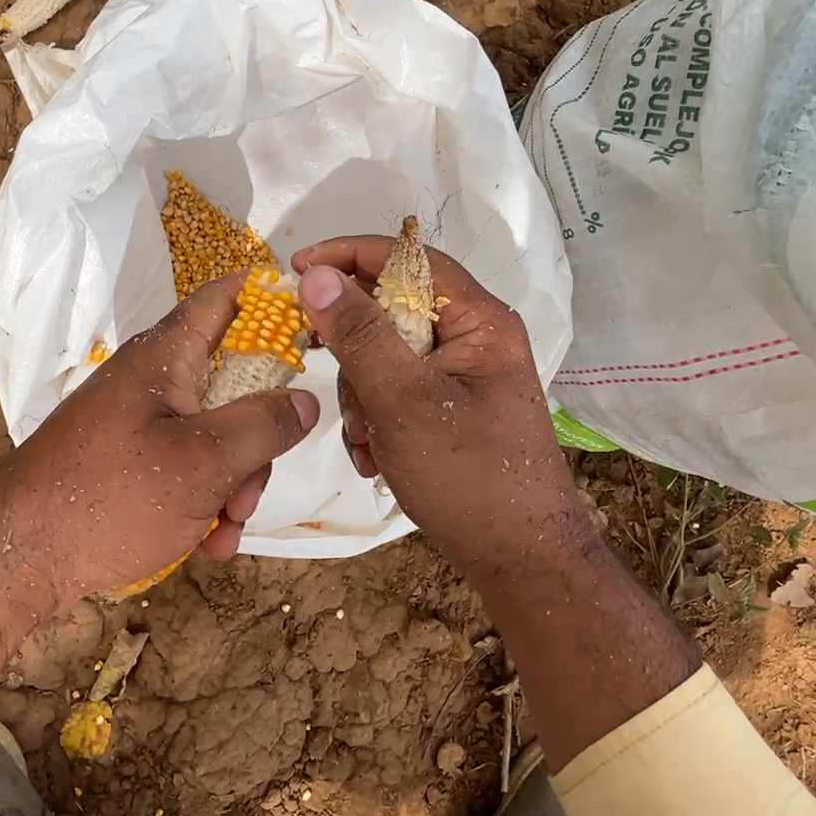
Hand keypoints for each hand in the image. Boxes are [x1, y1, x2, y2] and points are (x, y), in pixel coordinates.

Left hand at [0, 273, 319, 601]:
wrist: (15, 559)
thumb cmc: (112, 496)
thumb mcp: (204, 462)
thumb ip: (263, 426)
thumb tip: (306, 399)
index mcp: (167, 357)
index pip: (224, 298)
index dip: (270, 297)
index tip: (311, 321)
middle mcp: (152, 381)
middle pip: (232, 385)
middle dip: (256, 441)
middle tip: (249, 494)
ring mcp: (137, 422)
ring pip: (212, 435)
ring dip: (231, 485)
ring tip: (222, 535)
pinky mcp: (125, 460)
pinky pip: (182, 467)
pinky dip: (201, 501)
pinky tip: (202, 545)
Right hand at [290, 237, 592, 578]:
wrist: (521, 561)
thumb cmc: (468, 477)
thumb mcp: (403, 401)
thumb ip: (359, 334)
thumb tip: (314, 274)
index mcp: (478, 320)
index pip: (407, 258)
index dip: (348, 254)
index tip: (295, 268)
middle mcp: (474, 337)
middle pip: (391, 308)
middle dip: (353, 348)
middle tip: (320, 368)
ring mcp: (462, 374)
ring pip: (386, 354)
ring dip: (361, 393)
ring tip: (365, 440)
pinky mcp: (451, 406)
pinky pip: (397, 388)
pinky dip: (376, 417)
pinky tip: (375, 455)